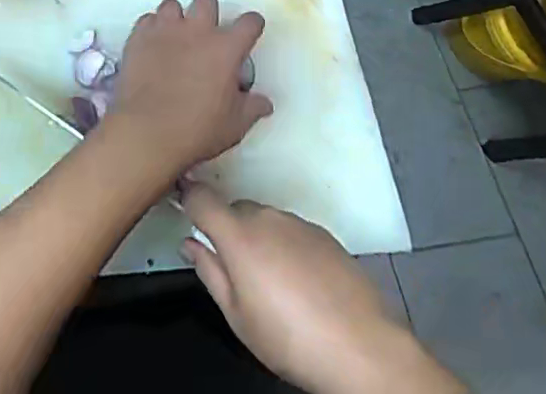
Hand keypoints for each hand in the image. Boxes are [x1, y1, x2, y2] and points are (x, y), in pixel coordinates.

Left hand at [99, 0, 271, 178]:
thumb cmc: (197, 129)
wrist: (147, 130)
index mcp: (226, 48)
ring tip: (175, 38)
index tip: (250, 31)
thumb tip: (263, 102)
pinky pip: (147, 19)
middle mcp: (196, 31)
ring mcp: (165, 30)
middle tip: (206, 36)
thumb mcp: (235, 125)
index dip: (252, 25)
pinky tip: (153, 45)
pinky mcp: (138, 36)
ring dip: (177, 18)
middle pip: (206, 2)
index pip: (249, 23)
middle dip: (209, 15)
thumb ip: (251, 107)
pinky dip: (152, 28)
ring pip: (172, 5)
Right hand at [181, 185, 463, 393]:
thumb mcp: (237, 316)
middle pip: (234, 208)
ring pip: (265, 219)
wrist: (364, 349)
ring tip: (272, 281)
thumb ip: (209, 272)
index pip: (200, 197)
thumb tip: (190, 245)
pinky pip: (292, 231)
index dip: (186, 198)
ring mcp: (298, 223)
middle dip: (227, 229)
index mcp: (238, 234)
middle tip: (234, 268)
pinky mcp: (325, 234)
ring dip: (258, 237)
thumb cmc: (290, 338)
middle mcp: (266, 217)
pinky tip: (300, 282)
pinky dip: (286, 245)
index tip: (182, 208)